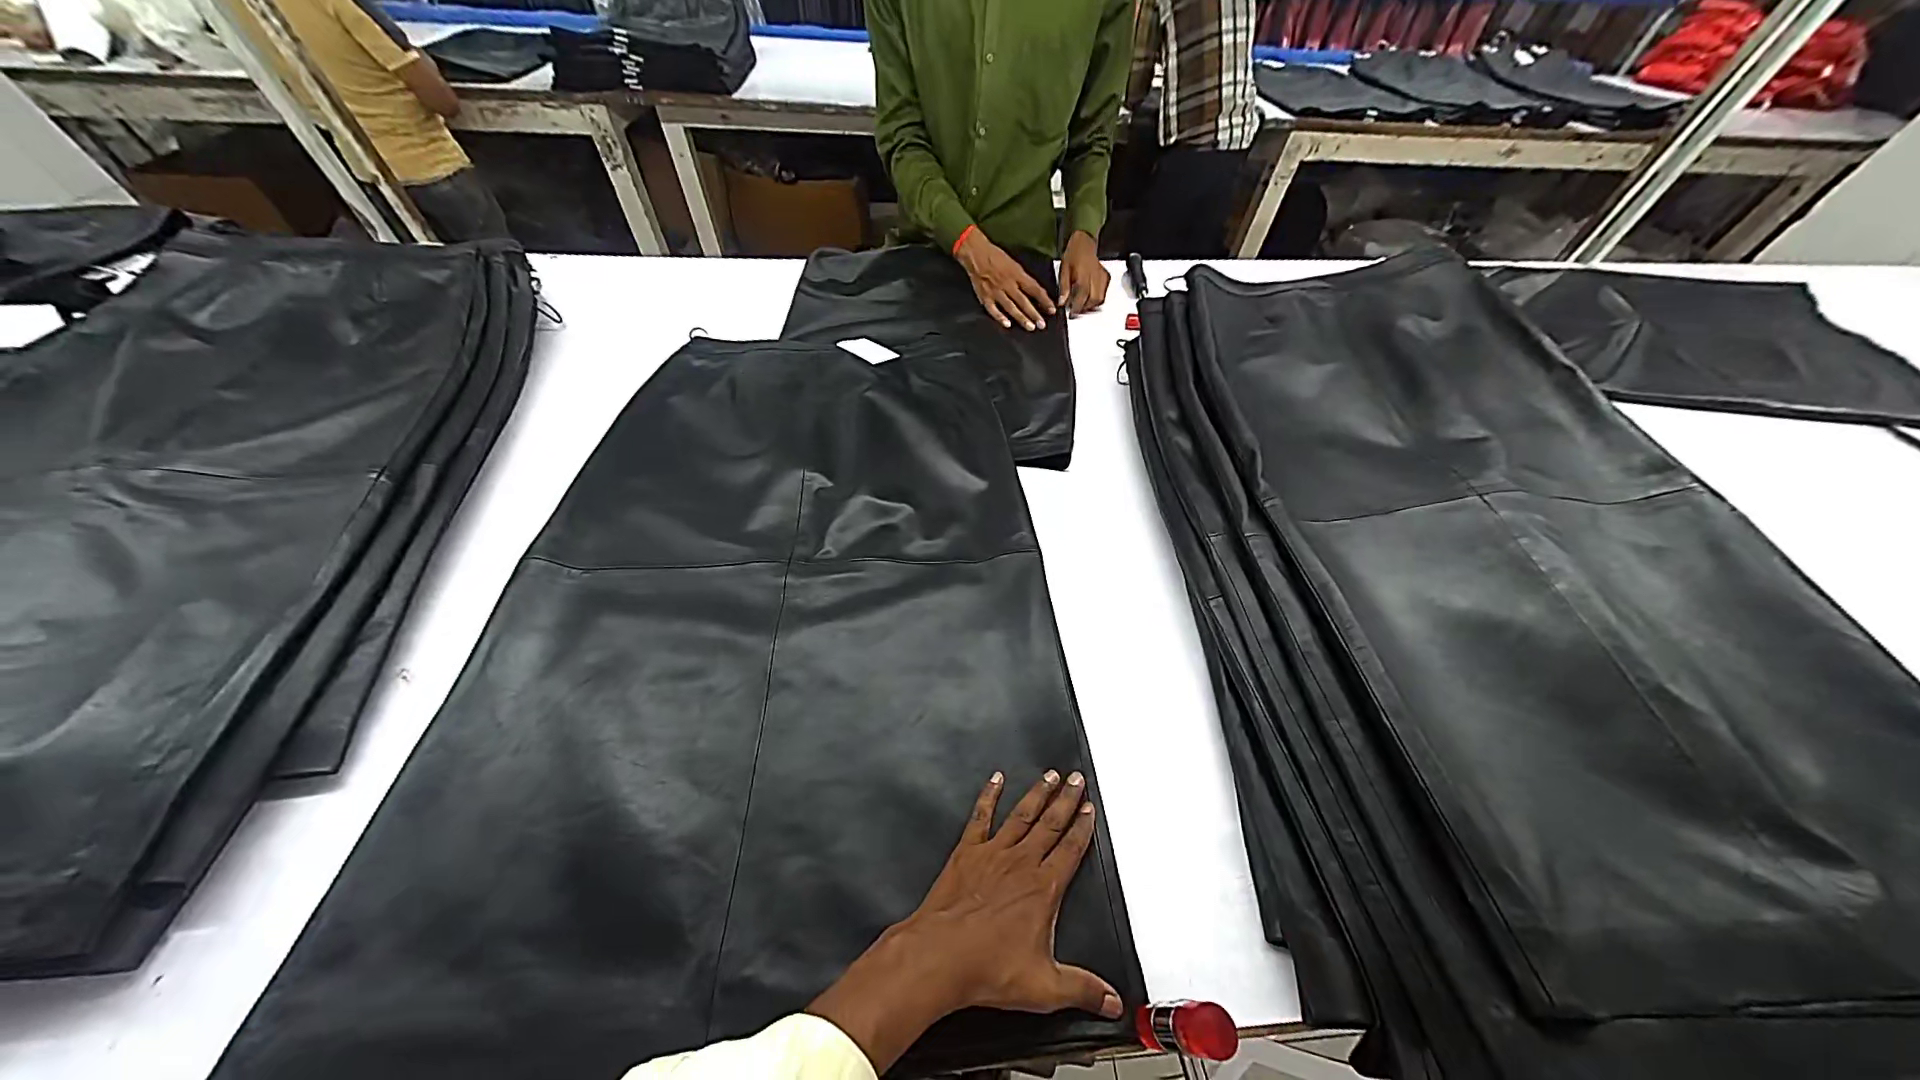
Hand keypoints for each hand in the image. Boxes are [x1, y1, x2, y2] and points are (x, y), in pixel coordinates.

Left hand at [807, 770, 1118, 1072]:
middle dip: (1067, 799)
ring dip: (1037, 793)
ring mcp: (992, 854)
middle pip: (1050, 823)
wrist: (940, 955)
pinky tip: (995, 781)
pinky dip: (989, 795)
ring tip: (1049, 775)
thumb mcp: (1045, 988)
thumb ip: (1082, 990)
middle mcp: (1020, 864)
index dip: (1083, 827)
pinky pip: (981, 816)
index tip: (1090, 810)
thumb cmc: (985, 967)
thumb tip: (1110, 1000)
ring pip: (1022, 814)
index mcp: (1042, 889)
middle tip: (1077, 779)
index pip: (1070, 849)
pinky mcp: (967, 853)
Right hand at [955, 229, 1056, 330]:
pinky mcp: (985, 296)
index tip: (1052, 309)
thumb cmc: (994, 256)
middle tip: (1042, 324)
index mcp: (1016, 274)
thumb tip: (1034, 290)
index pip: (1034, 289)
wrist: (975, 253)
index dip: (1044, 300)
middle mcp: (1007, 284)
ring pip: (1011, 307)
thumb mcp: (1013, 263)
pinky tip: (1007, 324)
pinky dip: (1000, 317)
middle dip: (1034, 314)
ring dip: (1021, 318)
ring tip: (1030, 327)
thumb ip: (1023, 278)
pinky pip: (993, 309)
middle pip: (1024, 301)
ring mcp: (996, 291)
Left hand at [1058, 231, 1108, 315]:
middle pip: (1093, 300)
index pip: (1082, 295)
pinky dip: (1096, 300)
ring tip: (1081, 307)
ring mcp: (1103, 277)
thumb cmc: (1073, 254)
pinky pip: (1103, 294)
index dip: (1077, 307)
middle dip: (1084, 309)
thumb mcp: (1063, 270)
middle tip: (1075, 312)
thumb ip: (1064, 288)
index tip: (1071, 314)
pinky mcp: (1106, 278)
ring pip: (1100, 299)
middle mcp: (1095, 276)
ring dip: (1090, 306)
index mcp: (1084, 274)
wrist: (1084, 242)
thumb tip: (1062, 302)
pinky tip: (1088, 300)